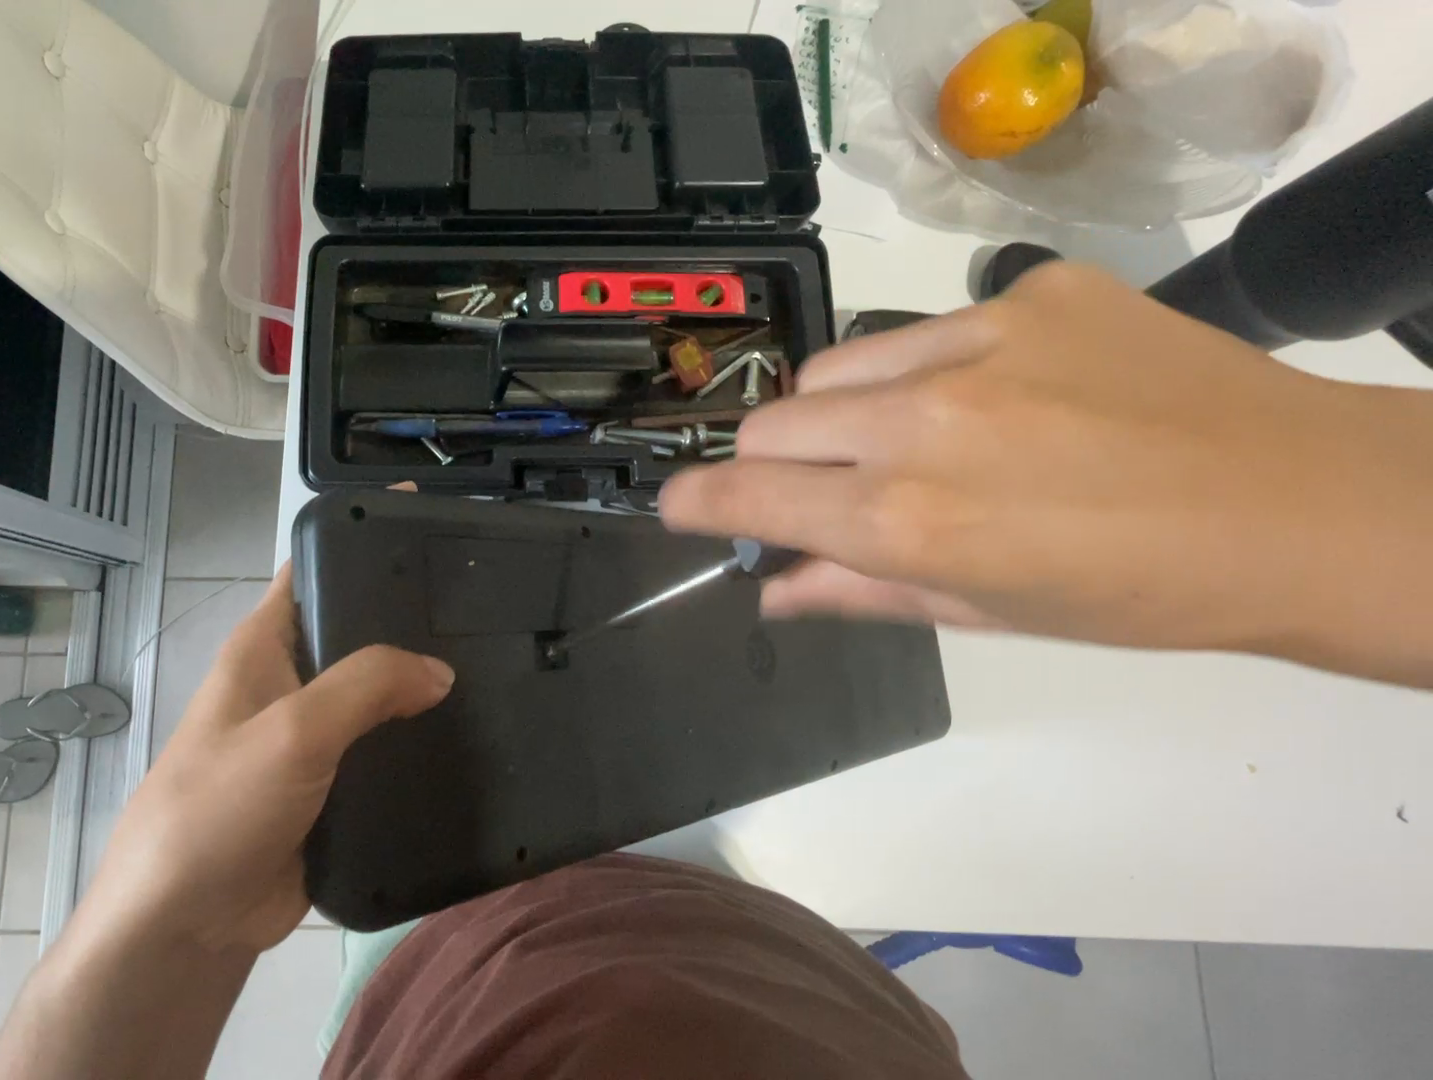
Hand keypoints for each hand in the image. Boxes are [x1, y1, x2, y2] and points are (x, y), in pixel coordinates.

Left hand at [75, 565, 453, 952]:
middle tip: (480, 614)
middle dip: (408, 625)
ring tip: (491, 672)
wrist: (188, 925)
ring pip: (376, 697)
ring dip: (417, 692)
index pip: (312, 572)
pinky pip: (382, 753)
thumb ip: (368, 686)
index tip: (427, 540)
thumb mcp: (293, 730)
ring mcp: (311, 737)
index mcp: (264, 646)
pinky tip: (467, 739)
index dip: (361, 550)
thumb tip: (441, 671)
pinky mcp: (331, 787)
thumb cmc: (220, 807)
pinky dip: (415, 745)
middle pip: (355, 635)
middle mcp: (289, 682)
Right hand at [659, 261, 1432, 682]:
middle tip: (817, 488)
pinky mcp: (1031, 293)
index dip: (695, 500)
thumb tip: (769, 588)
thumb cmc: (1131, 592)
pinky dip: (919, 370)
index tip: (676, 503)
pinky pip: (919, 329)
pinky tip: (987, 394)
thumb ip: (853, 591)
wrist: (1305, 506)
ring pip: (831, 369)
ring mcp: (978, 343)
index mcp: (907, 518)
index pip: (748, 492)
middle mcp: (925, 423)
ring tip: (902, 439)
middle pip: (771, 420)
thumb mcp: (979, 611)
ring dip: (834, 413)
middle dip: (769, 462)